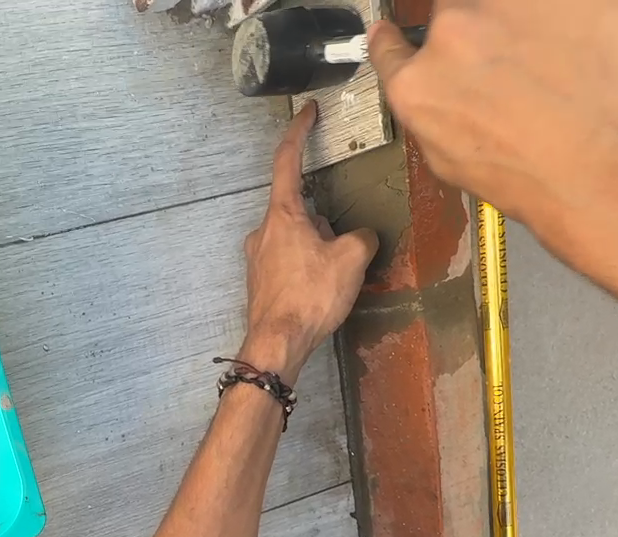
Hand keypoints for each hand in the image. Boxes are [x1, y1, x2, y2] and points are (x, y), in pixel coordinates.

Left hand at [240, 103, 377, 382]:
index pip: (287, 161)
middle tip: (342, 249)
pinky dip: (305, 269)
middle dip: (322, 222)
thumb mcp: (352, 259)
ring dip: (316, 249)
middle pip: (297, 210)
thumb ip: (361, 236)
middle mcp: (261, 233)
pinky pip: (287, 263)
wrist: (277, 344)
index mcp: (281, 215)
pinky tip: (318, 292)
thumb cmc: (311, 296)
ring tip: (331, 278)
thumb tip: (358, 237)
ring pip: (293, 239)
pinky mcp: (258, 284)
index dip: (299, 132)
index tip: (308, 112)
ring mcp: (256, 260)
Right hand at [367, 0, 617, 251]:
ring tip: (552, 50)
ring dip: (521, 16)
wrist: (595, 159)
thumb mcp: (448, 159)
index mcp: (416, 84)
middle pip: (453, 8)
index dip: (393, 40)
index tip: (394, 35)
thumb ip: (433, 110)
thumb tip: (436, 92)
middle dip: (478, 28)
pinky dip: (567, 12)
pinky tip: (581, 42)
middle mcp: (449, 31)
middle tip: (513, 56)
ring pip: (505, 0)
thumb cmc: (525, 173)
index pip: (390, 47)